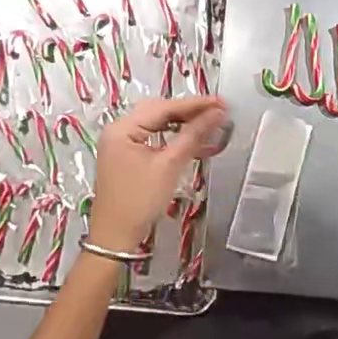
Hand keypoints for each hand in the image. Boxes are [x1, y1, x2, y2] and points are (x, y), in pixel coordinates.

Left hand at [87, 96, 228, 253]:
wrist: (116, 235)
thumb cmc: (140, 200)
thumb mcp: (169, 166)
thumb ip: (193, 136)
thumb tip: (217, 114)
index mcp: (123, 128)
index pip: (163, 107)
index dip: (194, 104)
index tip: (222, 102)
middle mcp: (118, 130)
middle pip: (158, 112)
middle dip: (189, 111)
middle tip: (218, 111)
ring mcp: (120, 143)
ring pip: (156, 124)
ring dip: (182, 123)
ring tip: (209, 122)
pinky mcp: (126, 156)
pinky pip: (152, 138)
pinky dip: (171, 137)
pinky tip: (190, 138)